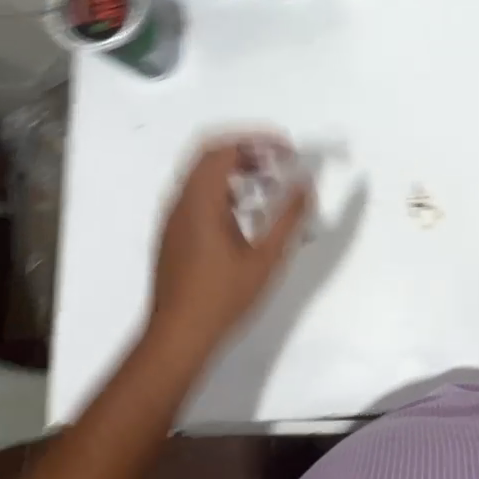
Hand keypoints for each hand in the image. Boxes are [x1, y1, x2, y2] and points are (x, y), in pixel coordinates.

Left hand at [145, 135, 309, 359]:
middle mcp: (180, 202)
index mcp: (200, 201)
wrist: (177, 336)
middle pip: (209, 157)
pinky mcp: (172, 236)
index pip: (223, 149)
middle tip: (278, 164)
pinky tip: (245, 217)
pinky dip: (222, 191)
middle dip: (247, 152)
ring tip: (268, 189)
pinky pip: (196, 196)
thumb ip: (289, 217)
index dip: (257, 141)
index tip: (286, 151)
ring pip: (201, 177)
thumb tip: (305, 184)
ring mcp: (172, 220)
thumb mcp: (266, 258)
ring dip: (234, 172)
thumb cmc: (223, 297)